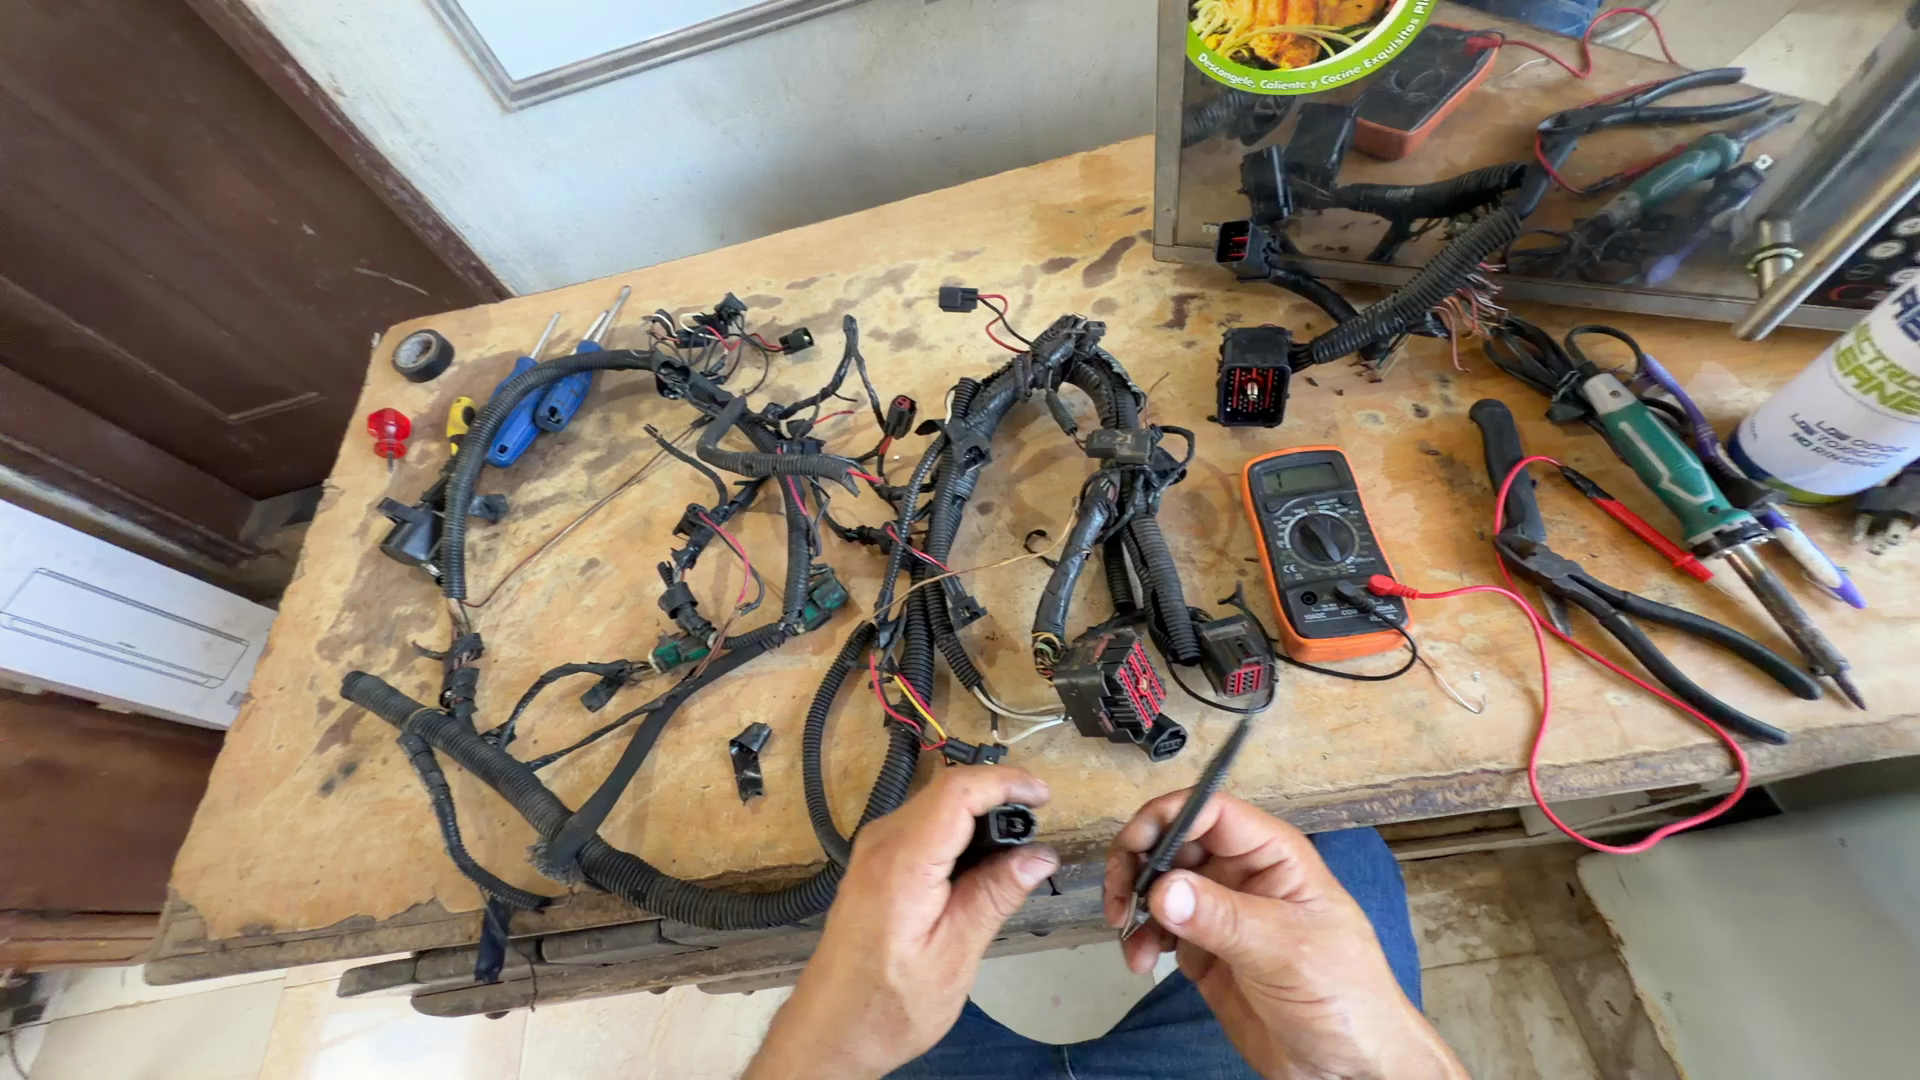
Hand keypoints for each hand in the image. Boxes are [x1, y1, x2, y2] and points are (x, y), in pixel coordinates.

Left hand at [746, 766, 1058, 1079]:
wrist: (830, 1028)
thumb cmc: (889, 1004)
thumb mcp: (954, 957)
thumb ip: (994, 897)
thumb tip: (1040, 854)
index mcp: (902, 862)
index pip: (957, 792)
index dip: (1004, 782)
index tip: (1044, 794)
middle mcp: (883, 840)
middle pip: (947, 791)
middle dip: (998, 795)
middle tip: (1038, 825)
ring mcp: (876, 845)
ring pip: (937, 803)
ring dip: (980, 811)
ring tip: (1018, 845)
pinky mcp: (876, 856)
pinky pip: (925, 822)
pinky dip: (960, 827)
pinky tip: (982, 859)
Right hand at [1104, 792, 1465, 1079]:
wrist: (1350, 1073)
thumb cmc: (1346, 998)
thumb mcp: (1286, 950)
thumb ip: (1222, 917)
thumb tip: (1162, 889)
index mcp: (1269, 853)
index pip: (1209, 810)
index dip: (1167, 817)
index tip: (1135, 845)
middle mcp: (1238, 871)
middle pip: (1172, 840)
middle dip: (1139, 861)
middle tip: (1119, 894)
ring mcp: (1217, 909)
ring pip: (1158, 881)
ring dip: (1133, 901)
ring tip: (1125, 932)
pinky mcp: (1201, 946)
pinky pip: (1157, 926)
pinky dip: (1140, 937)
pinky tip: (1140, 960)